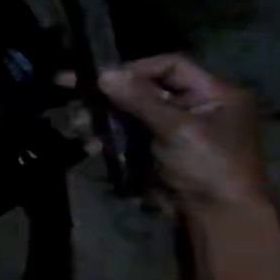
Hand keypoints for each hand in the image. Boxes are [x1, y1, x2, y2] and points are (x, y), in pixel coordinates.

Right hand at [93, 54, 270, 212]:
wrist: (213, 213)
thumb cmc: (208, 165)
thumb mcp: (176, 129)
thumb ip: (139, 99)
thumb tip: (102, 74)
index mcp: (213, 94)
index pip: (170, 66)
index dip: (135, 68)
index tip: (101, 79)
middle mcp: (192, 105)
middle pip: (142, 87)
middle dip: (107, 93)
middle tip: (66, 88)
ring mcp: (170, 127)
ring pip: (126, 110)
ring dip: (98, 115)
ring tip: (77, 123)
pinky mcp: (152, 146)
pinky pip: (122, 132)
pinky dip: (103, 135)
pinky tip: (90, 144)